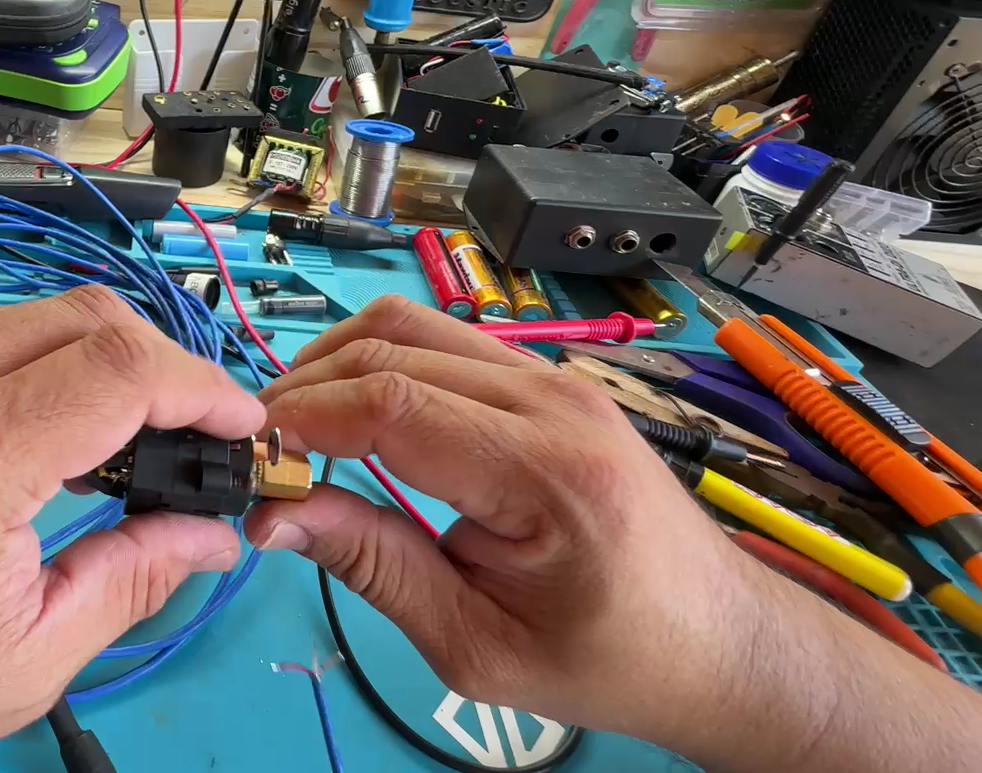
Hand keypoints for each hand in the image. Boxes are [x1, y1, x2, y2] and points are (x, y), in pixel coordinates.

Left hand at [0, 233, 262, 771]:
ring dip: (85, 346)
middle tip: (177, 432)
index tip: (236, 422)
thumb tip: (214, 535)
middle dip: (158, 370)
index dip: (203, 387)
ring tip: (95, 410)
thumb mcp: (20, 663)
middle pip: (88, 322)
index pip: (126, 372)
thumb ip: (131, 577)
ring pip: (24, 300)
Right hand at [244, 295, 784, 754]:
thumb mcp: (475, 644)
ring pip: (403, 322)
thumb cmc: (607, 659)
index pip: (392, 403)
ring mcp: (548, 373)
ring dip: (333, 361)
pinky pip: (433, 335)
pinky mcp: (539, 372)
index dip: (306, 417)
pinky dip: (372, 357)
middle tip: (262, 444)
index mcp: (546, 473)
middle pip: (387, 349)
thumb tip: (271, 515)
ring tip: (296, 418)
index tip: (255, 454)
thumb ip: (370, 565)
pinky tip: (351, 403)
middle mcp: (550, 397)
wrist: (726, 641)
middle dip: (305, 389)